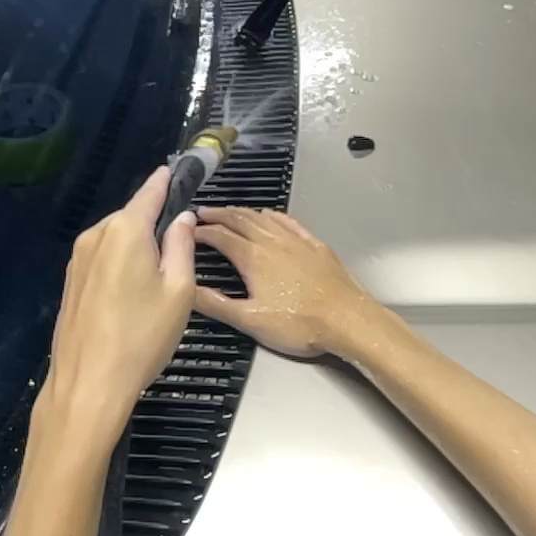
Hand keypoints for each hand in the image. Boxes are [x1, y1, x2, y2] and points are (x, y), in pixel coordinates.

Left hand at [43, 167, 197, 436]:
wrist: (88, 384)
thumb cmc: (142, 336)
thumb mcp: (179, 291)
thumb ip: (182, 246)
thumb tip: (183, 219)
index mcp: (124, 230)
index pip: (149, 192)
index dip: (166, 181)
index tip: (178, 170)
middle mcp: (96, 235)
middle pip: (132, 217)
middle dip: (154, 224)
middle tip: (179, 252)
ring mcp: (78, 258)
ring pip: (116, 239)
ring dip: (136, 248)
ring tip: (156, 284)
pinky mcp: (70, 281)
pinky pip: (102, 258)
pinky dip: (120, 264)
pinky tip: (131, 296)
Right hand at [193, 207, 380, 358]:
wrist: (348, 320)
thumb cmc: (301, 325)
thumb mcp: (251, 321)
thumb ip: (216, 305)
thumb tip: (188, 291)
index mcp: (253, 258)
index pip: (220, 236)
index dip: (201, 232)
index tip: (189, 230)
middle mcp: (272, 243)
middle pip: (239, 220)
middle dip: (218, 214)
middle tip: (203, 212)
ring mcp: (295, 241)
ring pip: (263, 218)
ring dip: (242, 212)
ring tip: (230, 211)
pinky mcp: (315, 246)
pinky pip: (289, 222)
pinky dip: (274, 215)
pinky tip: (271, 214)